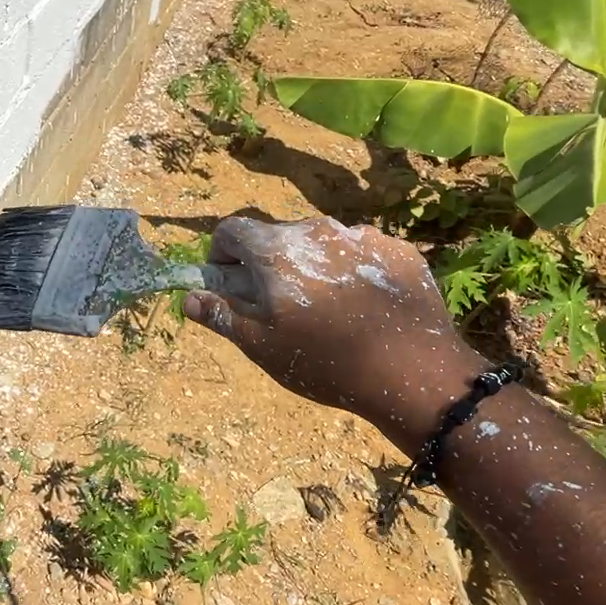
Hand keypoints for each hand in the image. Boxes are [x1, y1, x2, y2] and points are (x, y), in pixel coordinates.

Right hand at [182, 217, 484, 454]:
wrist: (416, 374)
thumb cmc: (326, 360)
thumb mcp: (261, 345)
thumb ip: (221, 315)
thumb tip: (189, 297)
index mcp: (275, 249)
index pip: (231, 229)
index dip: (221, 255)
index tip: (231, 285)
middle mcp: (316, 230)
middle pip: (276, 237)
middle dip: (268, 264)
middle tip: (280, 307)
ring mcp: (361, 237)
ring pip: (319, 244)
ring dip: (311, 266)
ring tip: (327, 311)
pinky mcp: (398, 251)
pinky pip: (359, 252)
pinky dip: (350, 271)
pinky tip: (363, 307)